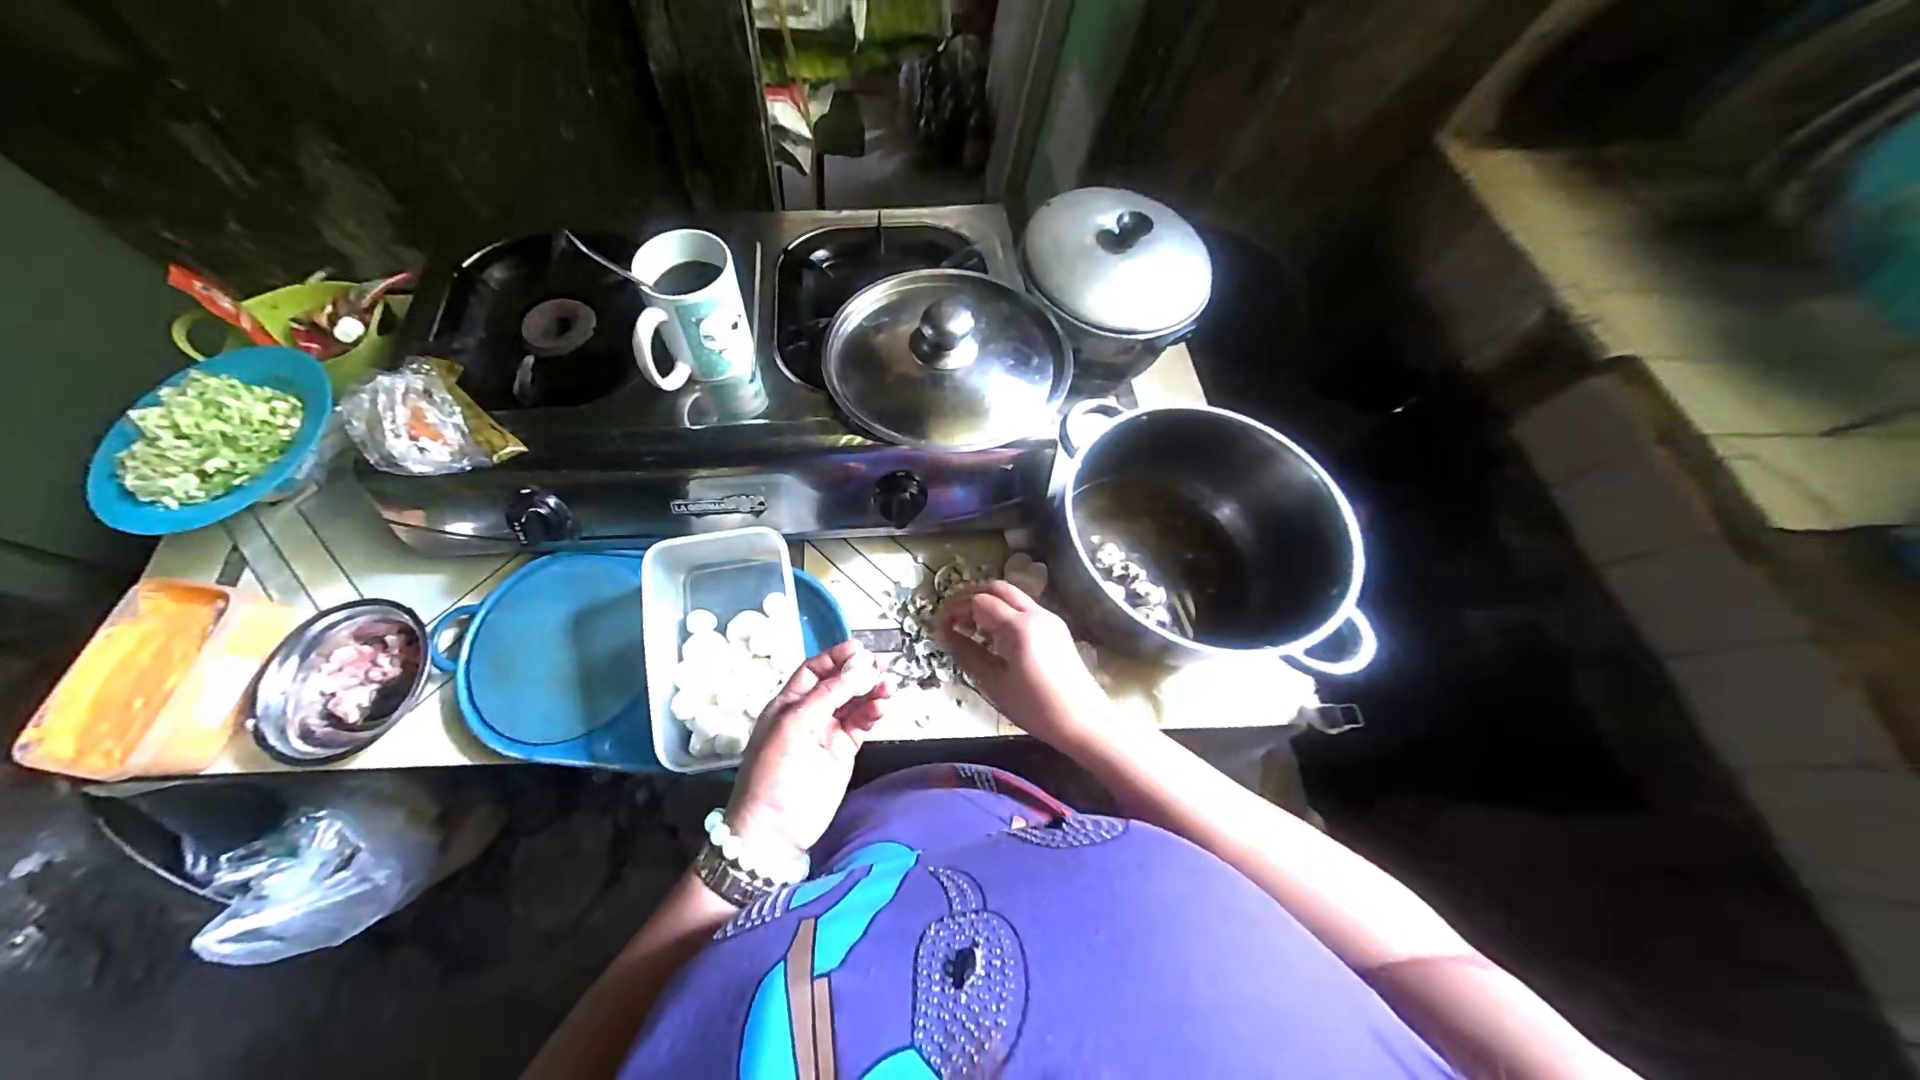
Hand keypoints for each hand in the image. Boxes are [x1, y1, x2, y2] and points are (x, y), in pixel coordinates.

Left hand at [724, 641, 890, 868]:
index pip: (815, 670)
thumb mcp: (794, 726)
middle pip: (839, 683)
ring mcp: (827, 733)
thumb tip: (856, 669)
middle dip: (859, 672)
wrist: (775, 829)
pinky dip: (873, 713)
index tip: (859, 648)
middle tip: (880, 666)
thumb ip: (827, 695)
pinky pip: (862, 723)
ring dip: (871, 691)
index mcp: (788, 703)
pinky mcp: (844, 751)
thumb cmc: (771, 776)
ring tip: (886, 687)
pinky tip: (881, 708)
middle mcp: (809, 714)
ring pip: (854, 702)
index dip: (836, 657)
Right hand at [936, 581, 1113, 751]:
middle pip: (997, 588)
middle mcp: (1035, 615)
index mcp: (1018, 627)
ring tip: (970, 626)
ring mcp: (1049, 619)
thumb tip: (946, 636)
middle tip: (952, 617)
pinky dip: (1004, 611)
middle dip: (970, 597)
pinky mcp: (1057, 628)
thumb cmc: (1036, 708)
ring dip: (988, 602)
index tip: (941, 625)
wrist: (1084, 721)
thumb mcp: (994, 684)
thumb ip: (967, 655)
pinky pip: (1025, 608)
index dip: (955, 609)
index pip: (979, 601)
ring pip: (1012, 595)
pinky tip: (994, 635)